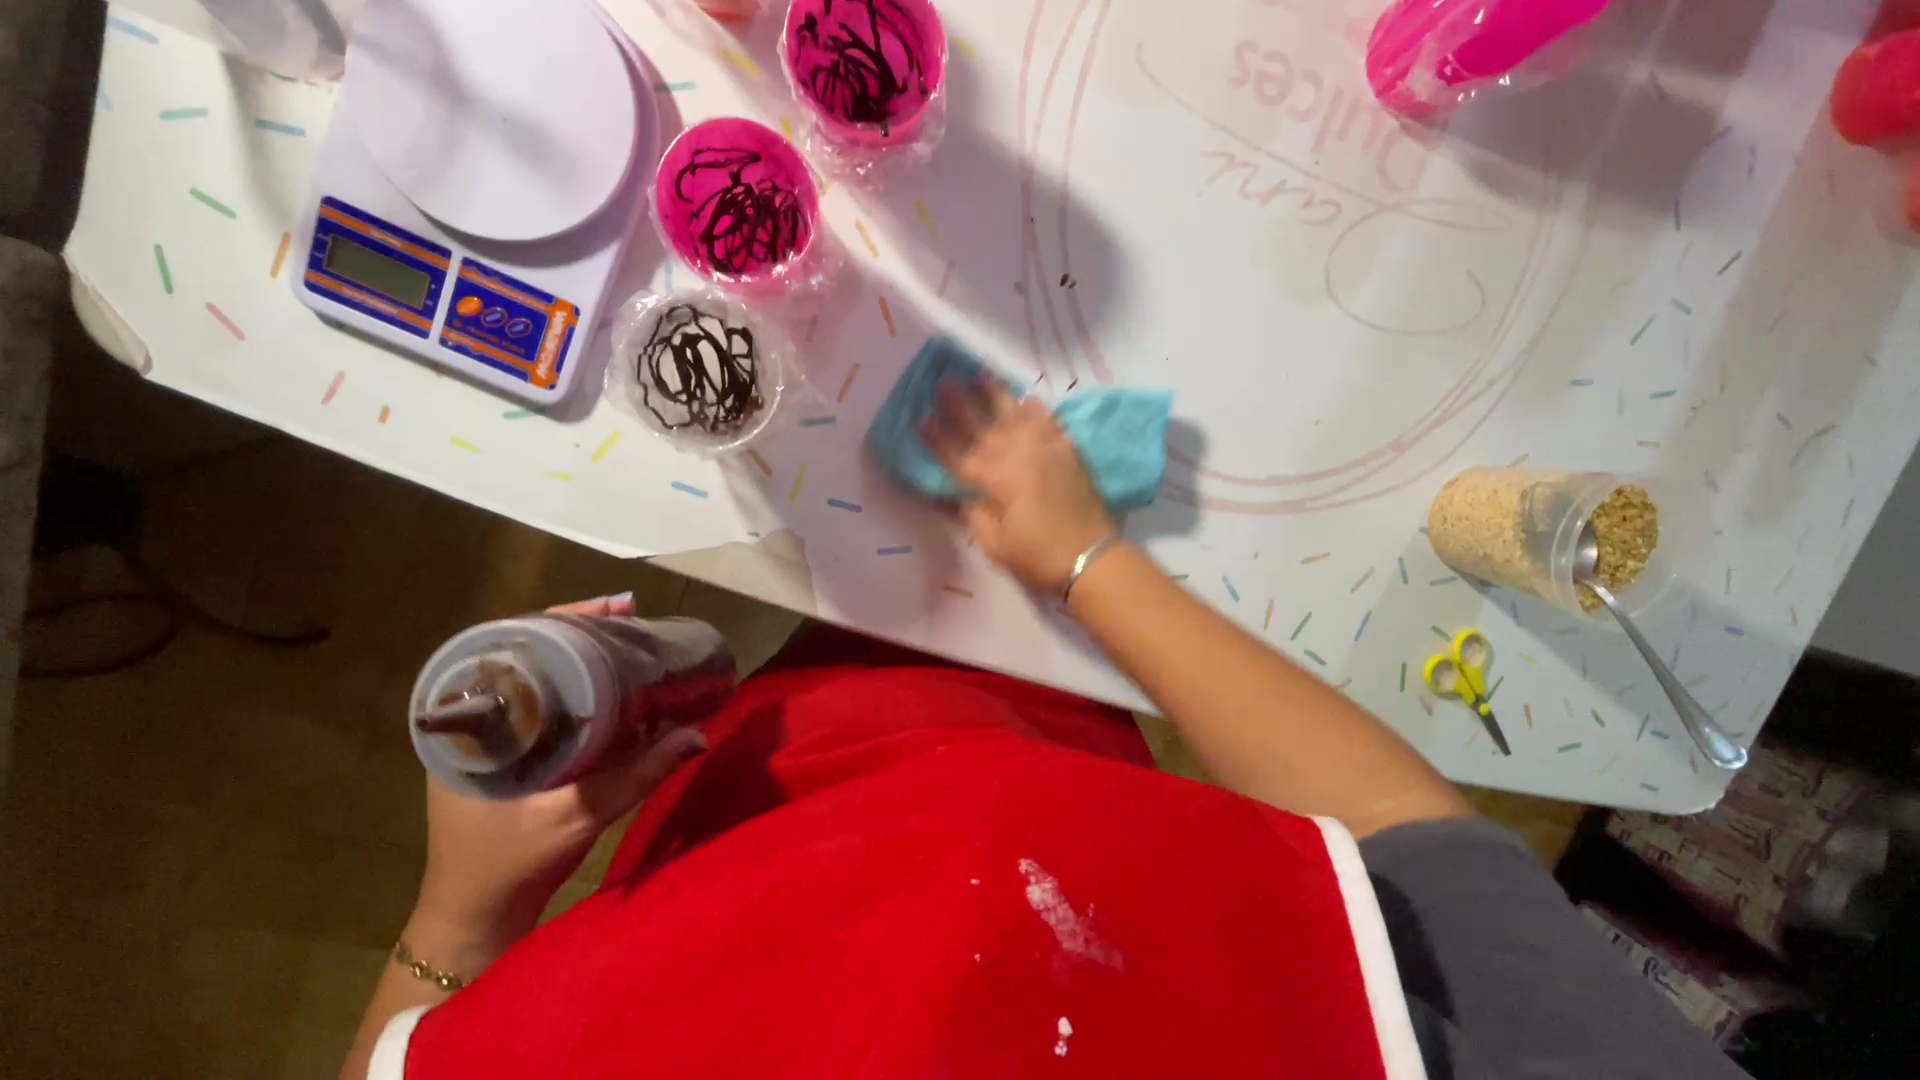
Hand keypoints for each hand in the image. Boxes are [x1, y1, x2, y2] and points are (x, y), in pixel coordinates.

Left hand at [410, 594, 707, 955]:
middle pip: (528, 654)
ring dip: (580, 656)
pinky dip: (576, 688)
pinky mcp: (504, 755)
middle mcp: (472, 720)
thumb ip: (638, 774)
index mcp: (469, 723)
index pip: (514, 644)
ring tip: (628, 639)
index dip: (566, 618)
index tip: (615, 607)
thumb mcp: (578, 816)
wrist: (474, 920)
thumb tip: (697, 734)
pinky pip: (542, 703)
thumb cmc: (510, 865)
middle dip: (581, 630)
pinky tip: (612, 686)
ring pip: (536, 676)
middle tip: (632, 616)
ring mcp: (487, 738)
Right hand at [923, 379, 1115, 590]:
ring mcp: (1044, 449)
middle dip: (960, 405)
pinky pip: (1048, 422)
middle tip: (944, 382)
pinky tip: (1027, 399)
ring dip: (996, 396)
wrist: (1090, 558)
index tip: (921, 419)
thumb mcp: (995, 545)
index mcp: (994, 481)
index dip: (938, 439)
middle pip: (983, 427)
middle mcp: (1016, 457)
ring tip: (982, 376)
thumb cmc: (1037, 558)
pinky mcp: (1068, 451)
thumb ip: (974, 516)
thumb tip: (958, 496)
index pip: (958, 455)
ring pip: (1014, 415)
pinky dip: (1035, 409)